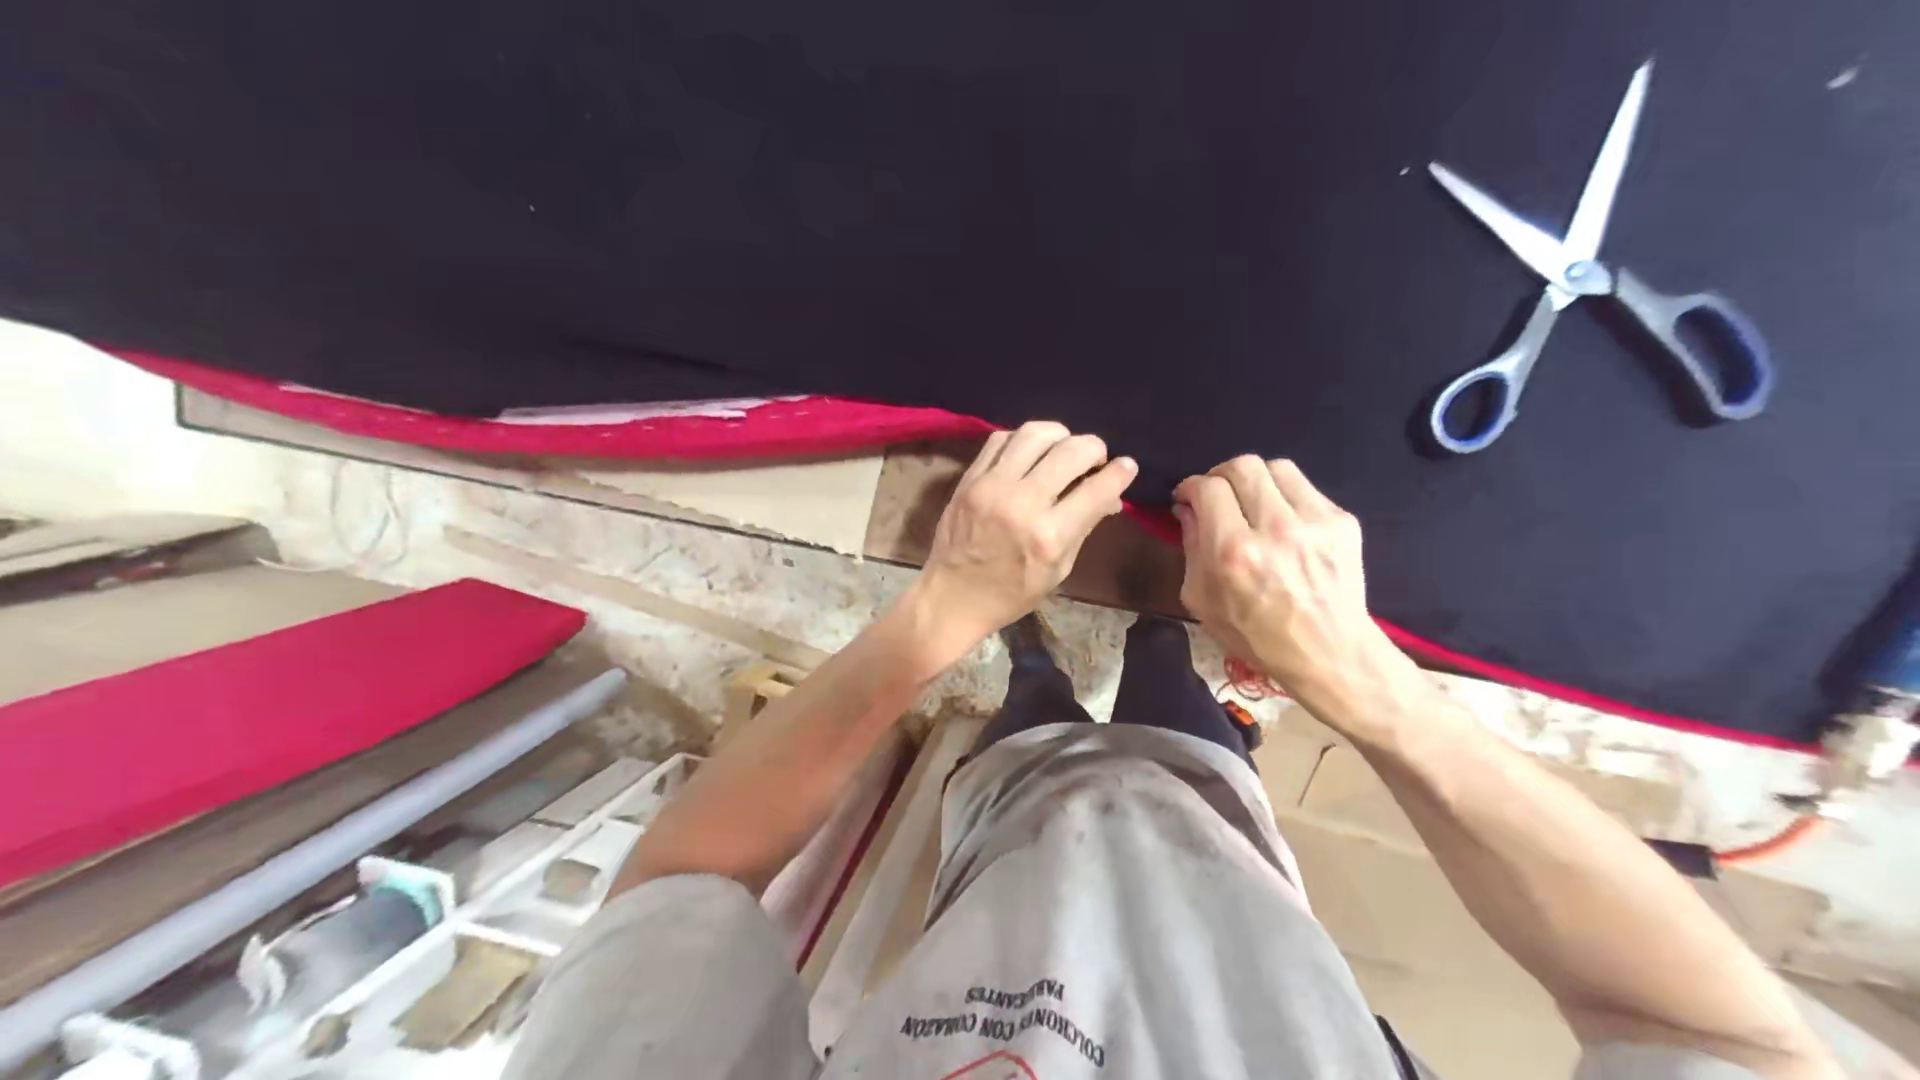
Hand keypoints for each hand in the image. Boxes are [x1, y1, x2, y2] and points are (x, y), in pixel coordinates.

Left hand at [914, 421, 1137, 650]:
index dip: (1120, 472)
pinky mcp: (969, 479)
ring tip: (1064, 449)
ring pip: (1034, 433)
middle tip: (1095, 459)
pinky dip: (1022, 440)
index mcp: (1049, 536)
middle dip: (1094, 448)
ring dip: (1059, 435)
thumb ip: (1085, 526)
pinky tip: (1030, 453)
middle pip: (1071, 451)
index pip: (1097, 489)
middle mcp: (1022, 503)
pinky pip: (1000, 439)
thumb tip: (1111, 495)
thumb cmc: (1011, 593)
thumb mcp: (1058, 570)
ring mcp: (991, 486)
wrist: (952, 596)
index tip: (1127, 466)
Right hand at [1174, 456, 1414, 715]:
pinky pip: (1305, 487)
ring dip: (1255, 479)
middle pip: (1242, 465)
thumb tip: (1188, 508)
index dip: (1191, 486)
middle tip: (1217, 495)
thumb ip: (1190, 547)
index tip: (1188, 497)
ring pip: (1276, 466)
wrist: (1329, 653)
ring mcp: (1314, 522)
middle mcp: (1274, 529)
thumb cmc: (1255, 634)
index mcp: (1233, 552)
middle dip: (1220, 475)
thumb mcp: (1201, 599)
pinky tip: (1282, 520)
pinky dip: (1284, 496)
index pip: (1208, 487)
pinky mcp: (1342, 521)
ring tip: (1251, 502)